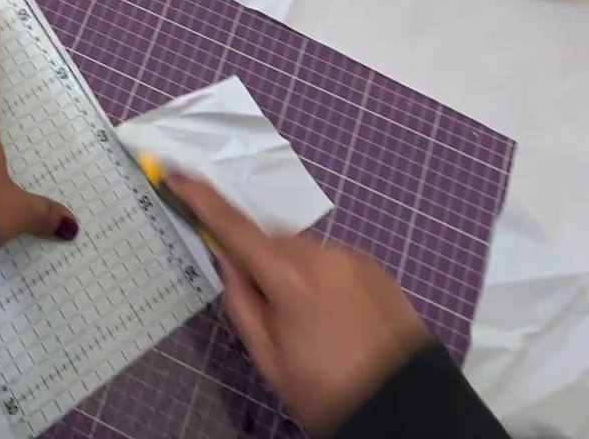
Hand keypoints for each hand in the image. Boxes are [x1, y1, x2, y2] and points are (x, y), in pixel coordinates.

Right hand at [169, 176, 433, 434]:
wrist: (413, 413)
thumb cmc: (329, 391)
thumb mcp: (270, 360)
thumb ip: (241, 302)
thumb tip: (227, 261)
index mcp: (289, 277)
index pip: (233, 227)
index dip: (201, 198)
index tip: (176, 175)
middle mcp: (321, 254)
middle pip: (271, 242)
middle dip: (262, 263)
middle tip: (273, 310)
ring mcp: (352, 258)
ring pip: (302, 253)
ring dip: (296, 274)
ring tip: (315, 324)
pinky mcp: (376, 268)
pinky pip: (333, 262)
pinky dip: (324, 281)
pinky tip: (339, 319)